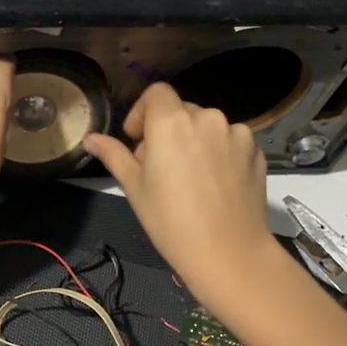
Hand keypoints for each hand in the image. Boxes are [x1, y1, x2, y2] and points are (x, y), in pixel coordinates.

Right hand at [82, 83, 275, 302]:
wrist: (228, 252)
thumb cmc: (170, 220)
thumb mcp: (134, 187)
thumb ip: (113, 155)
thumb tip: (90, 138)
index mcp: (171, 122)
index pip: (156, 93)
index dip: (142, 111)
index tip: (137, 139)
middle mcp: (206, 118)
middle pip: (181, 110)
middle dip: (167, 130)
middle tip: (160, 167)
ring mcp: (236, 133)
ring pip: (208, 126)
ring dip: (194, 141)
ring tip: (190, 177)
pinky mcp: (256, 151)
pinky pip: (231, 141)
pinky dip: (219, 153)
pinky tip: (215, 184)